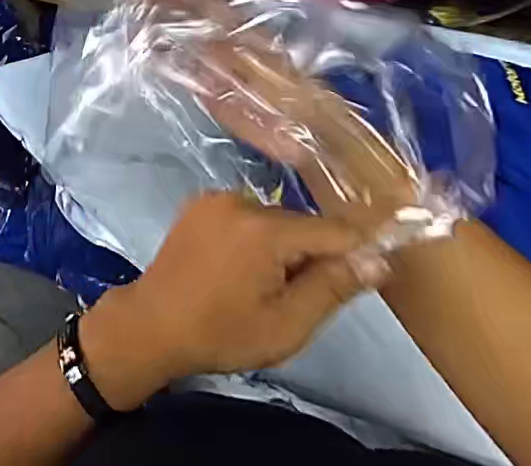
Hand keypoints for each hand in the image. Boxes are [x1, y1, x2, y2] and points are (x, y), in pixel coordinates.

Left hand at [76, 193, 387, 409]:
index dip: (356, 252)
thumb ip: (332, 287)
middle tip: (293, 297)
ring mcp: (214, 198)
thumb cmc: (222, 331)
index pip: (332, 230)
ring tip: (259, 285)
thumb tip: (377, 259)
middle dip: (310, 256)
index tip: (367, 276)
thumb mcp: (287, 324)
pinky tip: (237, 268)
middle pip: (299, 224)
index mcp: (263, 228)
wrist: (154, 322)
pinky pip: (244, 216)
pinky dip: (253, 237)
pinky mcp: (198, 204)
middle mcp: (238, 200)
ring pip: (272, 220)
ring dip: (280, 247)